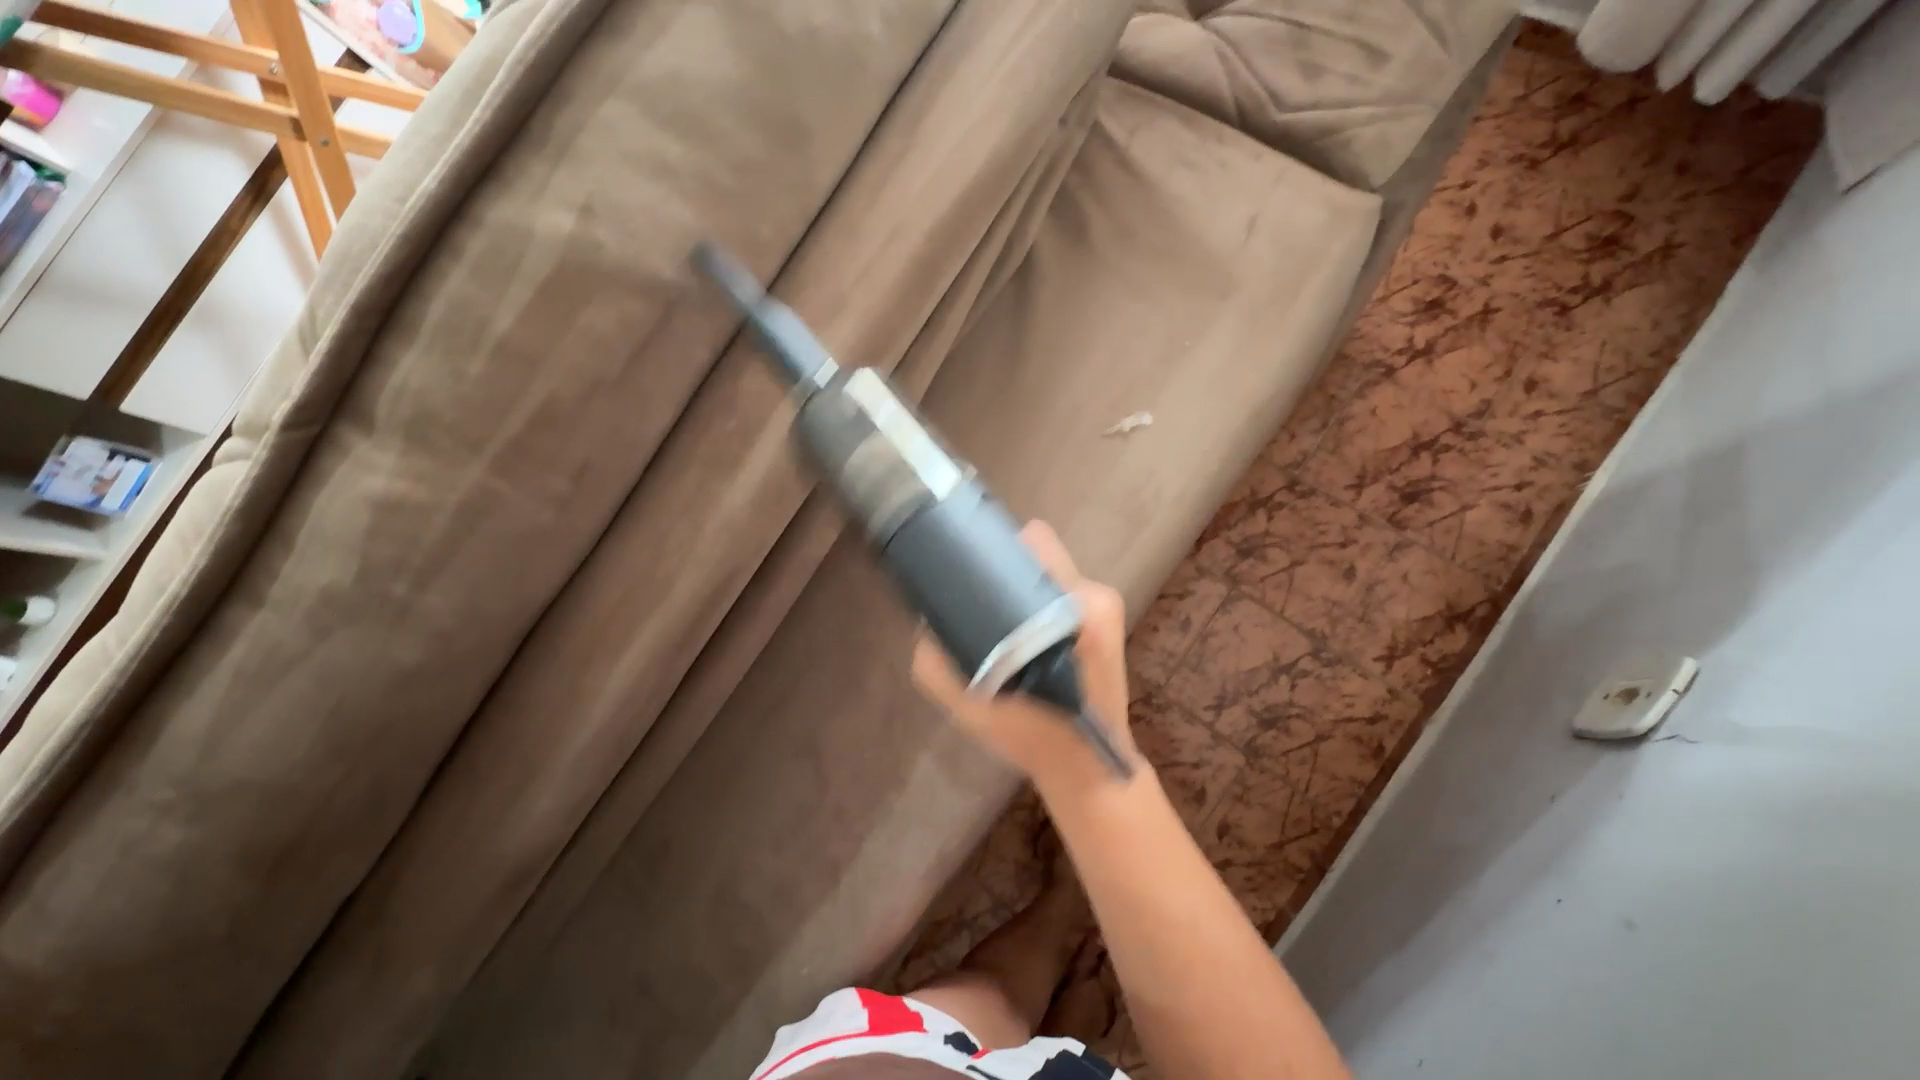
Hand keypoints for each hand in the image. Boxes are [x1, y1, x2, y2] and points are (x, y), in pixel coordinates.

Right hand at [911, 521, 1139, 796]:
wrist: (1086, 768)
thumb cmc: (1030, 735)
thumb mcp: (970, 705)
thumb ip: (938, 663)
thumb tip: (926, 625)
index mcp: (1070, 607)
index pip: (1034, 542)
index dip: (998, 547)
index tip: (971, 567)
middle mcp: (1093, 597)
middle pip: (1042, 553)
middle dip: (1007, 567)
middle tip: (977, 594)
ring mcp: (1105, 609)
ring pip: (1053, 574)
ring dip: (1024, 587)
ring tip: (997, 616)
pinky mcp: (1108, 625)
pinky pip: (1065, 596)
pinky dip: (1041, 604)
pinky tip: (1020, 633)